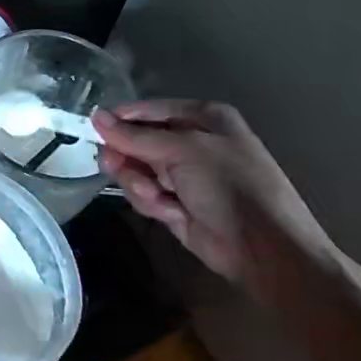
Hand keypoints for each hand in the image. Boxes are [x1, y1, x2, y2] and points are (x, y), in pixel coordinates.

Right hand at [94, 99, 334, 302]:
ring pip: (136, 168)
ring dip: (139, 183)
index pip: (148, 110)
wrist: (265, 250)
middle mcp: (191, 141)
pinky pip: (145, 193)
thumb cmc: (230, 185)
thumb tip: (95, 116)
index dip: (122, 119)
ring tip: (157, 196)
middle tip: (115, 165)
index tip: (95, 129)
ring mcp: (183, 174)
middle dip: (127, 156)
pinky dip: (151, 202)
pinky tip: (169, 211)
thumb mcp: (182, 150)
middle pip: (137, 140)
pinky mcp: (175, 204)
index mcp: (202, 117)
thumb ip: (134, 136)